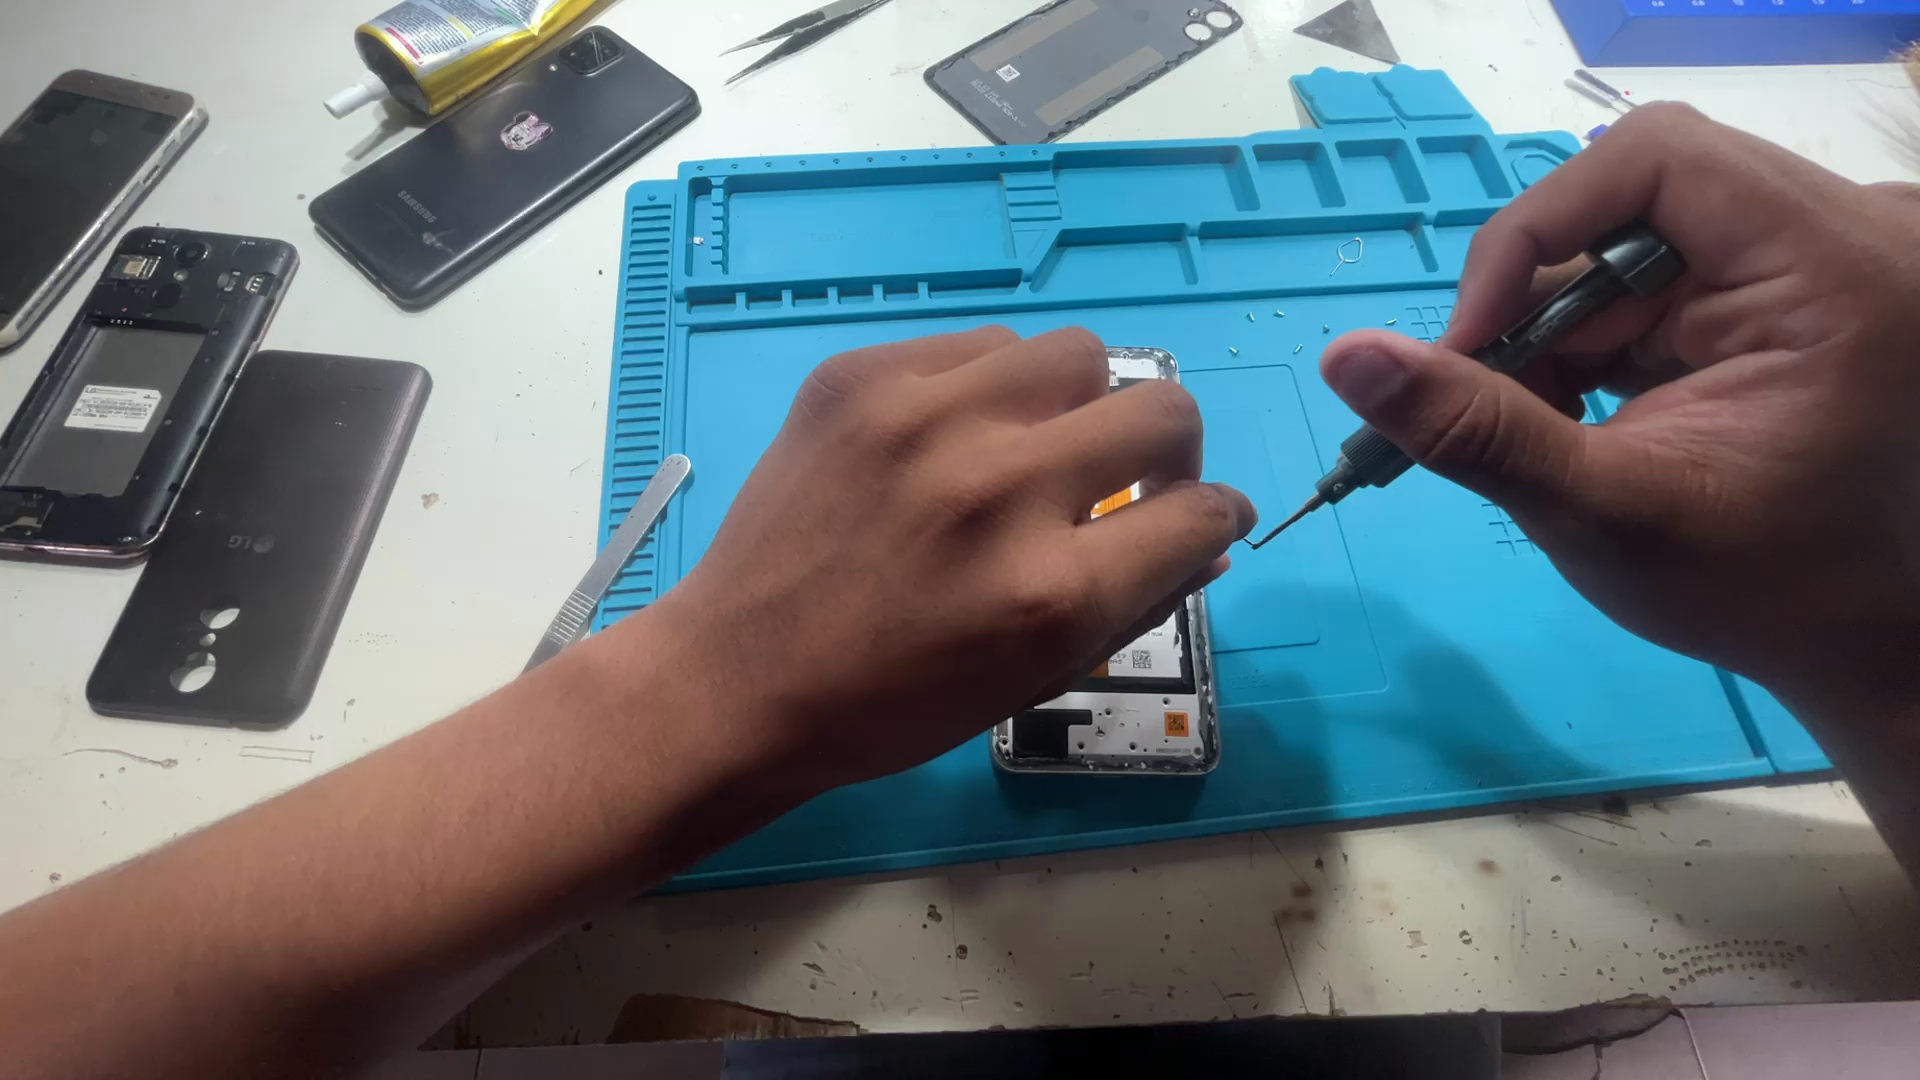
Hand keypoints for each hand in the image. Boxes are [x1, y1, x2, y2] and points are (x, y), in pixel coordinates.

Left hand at [631, 326, 1254, 786]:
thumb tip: (1208, 534)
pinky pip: (979, 345)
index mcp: (1051, 590)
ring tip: (1032, 447)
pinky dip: (993, 387)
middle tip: (1124, 479)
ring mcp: (922, 414)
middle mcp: (999, 484)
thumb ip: (1137, 601)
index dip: (1216, 515)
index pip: (1202, 513)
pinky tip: (955, 432)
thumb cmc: (891, 704)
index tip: (1195, 517)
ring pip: (1073, 352)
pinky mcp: (858, 375)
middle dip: (1169, 450)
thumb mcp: (1031, 677)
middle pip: (1161, 409)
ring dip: (1077, 405)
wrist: (740, 675)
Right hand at [1316, 103, 1919, 716]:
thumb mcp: (1593, 511)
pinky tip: (1564, 419)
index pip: (1652, 163)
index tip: (1470, 343)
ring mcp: (1792, 268)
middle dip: (1523, 312)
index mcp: (1831, 268)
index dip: (1533, 234)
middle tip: (1483, 405)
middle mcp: (1826, 239)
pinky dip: (1563, 357)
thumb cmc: (1751, 585)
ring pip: (1603, 259)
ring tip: (1532, 429)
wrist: (1852, 635)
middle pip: (1615, 213)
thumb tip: (1343, 356)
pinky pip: (1621, 296)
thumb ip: (1469, 431)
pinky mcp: (1756, 302)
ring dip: (1534, 344)